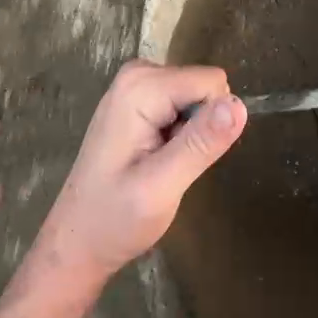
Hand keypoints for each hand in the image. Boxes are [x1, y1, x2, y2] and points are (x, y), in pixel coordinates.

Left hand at [0, 61, 246, 317]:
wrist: (77, 244)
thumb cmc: (115, 220)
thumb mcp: (161, 188)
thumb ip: (201, 143)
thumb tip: (240, 105)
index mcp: (141, 86)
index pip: (212, 83)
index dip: (209, 125)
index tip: (182, 157)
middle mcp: (138, 73)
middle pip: (204, 86)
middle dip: (198, 127)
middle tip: (169, 165)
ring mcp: (136, 84)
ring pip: (197, 96)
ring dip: (189, 133)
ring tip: (159, 164)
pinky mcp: (139, 97)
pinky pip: (183, 104)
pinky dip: (178, 133)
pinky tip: (154, 158)